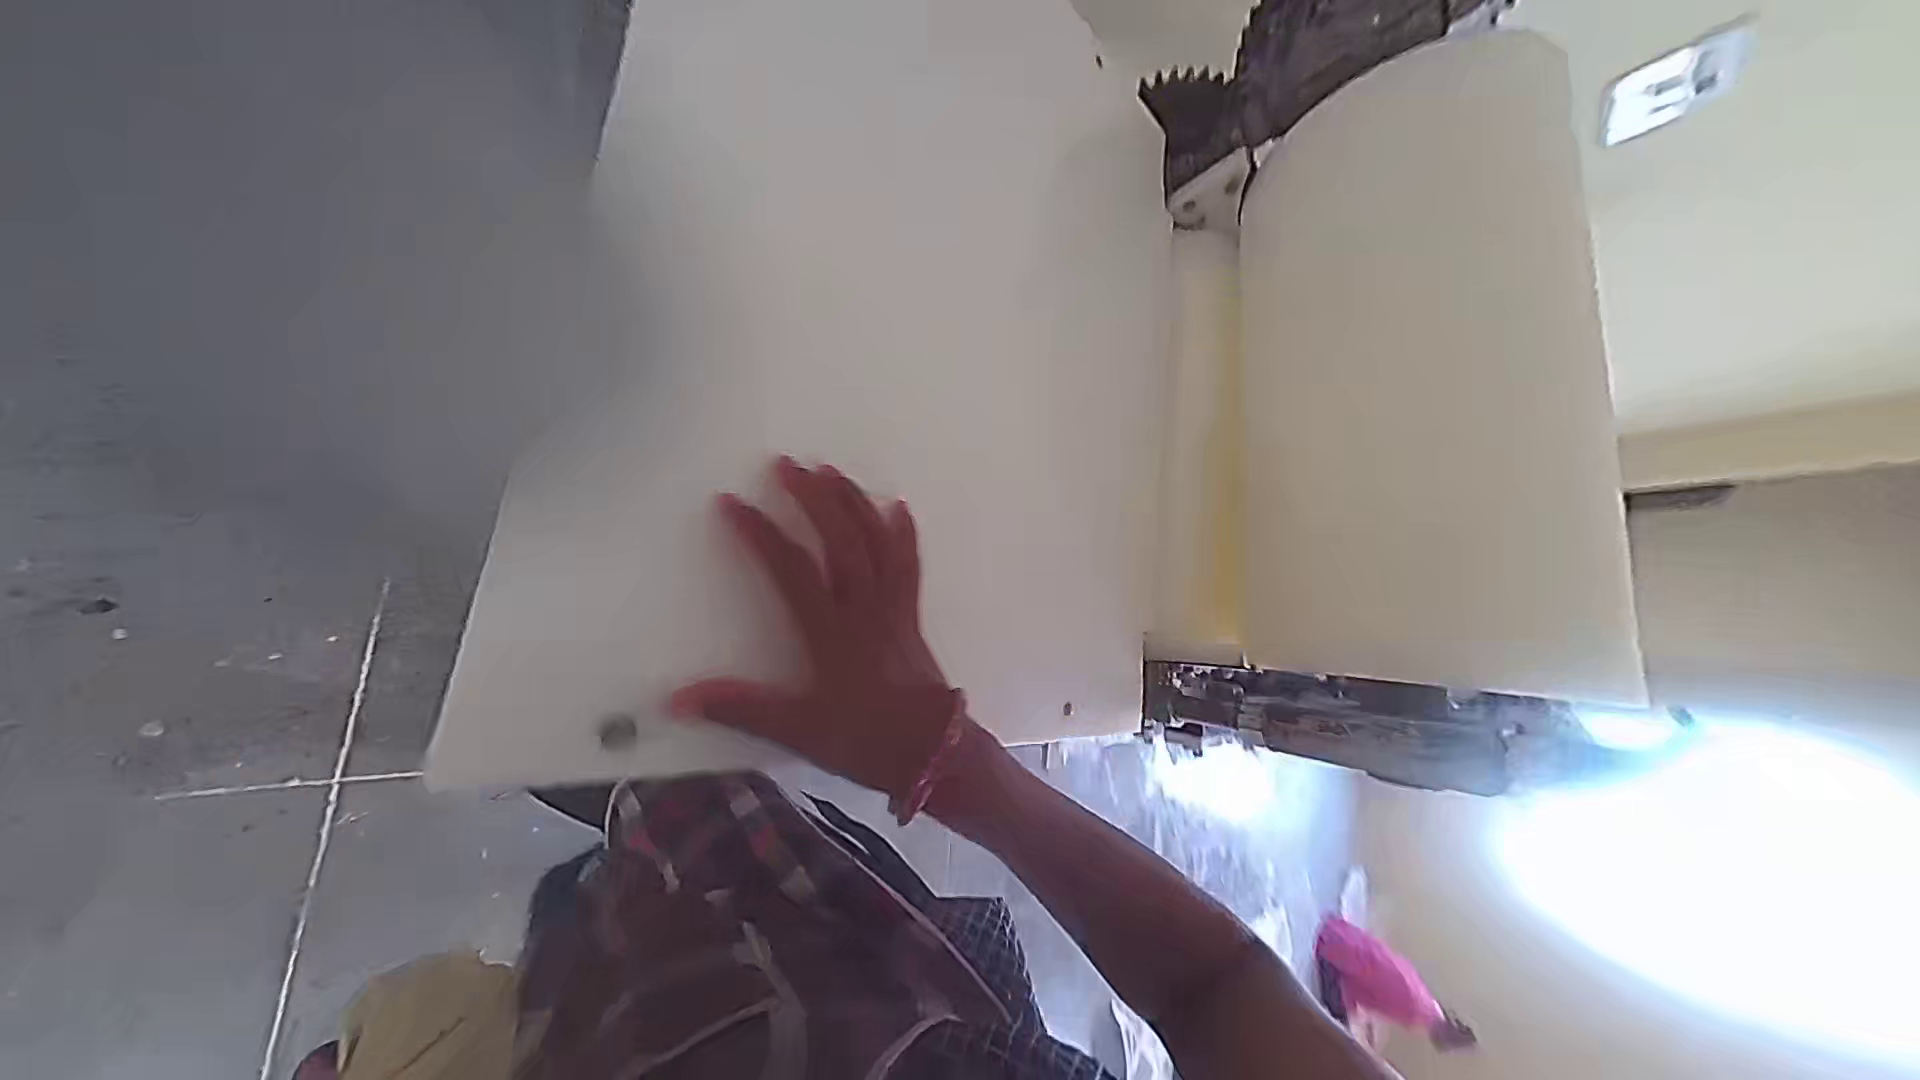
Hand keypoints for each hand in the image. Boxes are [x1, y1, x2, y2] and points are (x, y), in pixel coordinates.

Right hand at [669, 457, 963, 799]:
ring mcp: (893, 606)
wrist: (933, 753)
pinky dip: (903, 533)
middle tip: (789, 464)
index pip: (792, 569)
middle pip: (841, 540)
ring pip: (876, 543)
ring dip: (854, 503)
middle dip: (814, 499)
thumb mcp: (798, 730)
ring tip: (832, 471)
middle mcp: (864, 607)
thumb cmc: (865, 740)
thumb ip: (740, 710)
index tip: (733, 502)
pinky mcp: (912, 613)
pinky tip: (898, 506)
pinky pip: (908, 565)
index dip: (762, 532)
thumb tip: (677, 700)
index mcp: (831, 631)